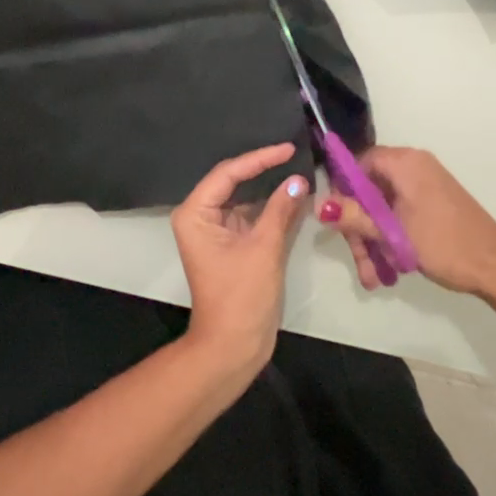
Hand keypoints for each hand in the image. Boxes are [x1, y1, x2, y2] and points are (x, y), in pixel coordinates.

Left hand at [170, 143, 308, 368]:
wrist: (232, 346)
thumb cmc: (241, 296)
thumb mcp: (264, 248)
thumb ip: (281, 210)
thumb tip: (299, 180)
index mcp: (195, 213)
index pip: (228, 173)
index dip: (259, 158)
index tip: (288, 148)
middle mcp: (199, 217)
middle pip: (233, 182)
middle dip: (264, 170)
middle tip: (296, 154)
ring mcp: (215, 232)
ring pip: (244, 200)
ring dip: (270, 190)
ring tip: (300, 171)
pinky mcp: (230, 246)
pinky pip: (250, 218)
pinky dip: (271, 210)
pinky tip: (294, 199)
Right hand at [317, 146, 495, 297]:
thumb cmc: (443, 244)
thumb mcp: (392, 232)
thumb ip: (354, 217)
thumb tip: (319, 205)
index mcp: (404, 163)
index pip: (357, 162)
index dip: (342, 190)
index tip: (337, 221)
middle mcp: (414, 167)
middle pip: (368, 190)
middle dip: (359, 228)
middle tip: (359, 262)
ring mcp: (425, 186)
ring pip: (382, 208)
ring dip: (373, 241)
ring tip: (373, 276)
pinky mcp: (433, 205)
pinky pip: (399, 215)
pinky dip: (390, 238)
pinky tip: (388, 269)